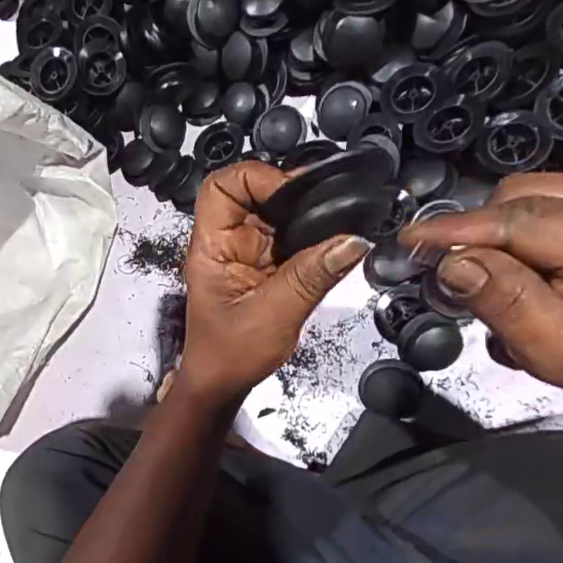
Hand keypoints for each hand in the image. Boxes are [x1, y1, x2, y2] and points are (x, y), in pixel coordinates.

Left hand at [175, 162, 370, 402]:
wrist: (223, 384)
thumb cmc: (228, 357)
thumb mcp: (274, 315)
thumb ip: (313, 277)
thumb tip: (350, 242)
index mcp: (211, 249)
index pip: (223, 187)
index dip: (258, 178)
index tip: (293, 192)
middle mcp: (226, 245)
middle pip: (255, 195)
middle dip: (291, 199)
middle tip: (326, 209)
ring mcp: (246, 255)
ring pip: (277, 217)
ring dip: (305, 221)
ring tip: (331, 230)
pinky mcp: (265, 267)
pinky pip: (290, 241)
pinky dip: (311, 242)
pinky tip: (326, 250)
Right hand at [401, 173, 562, 400]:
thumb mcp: (553, 350)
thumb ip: (505, 303)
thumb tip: (456, 264)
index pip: (523, 221)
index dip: (461, 230)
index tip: (415, 239)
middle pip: (521, 198)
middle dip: (480, 238)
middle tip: (465, 283)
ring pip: (526, 193)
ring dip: (497, 234)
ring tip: (504, 280)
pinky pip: (541, 198)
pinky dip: (515, 230)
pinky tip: (526, 265)